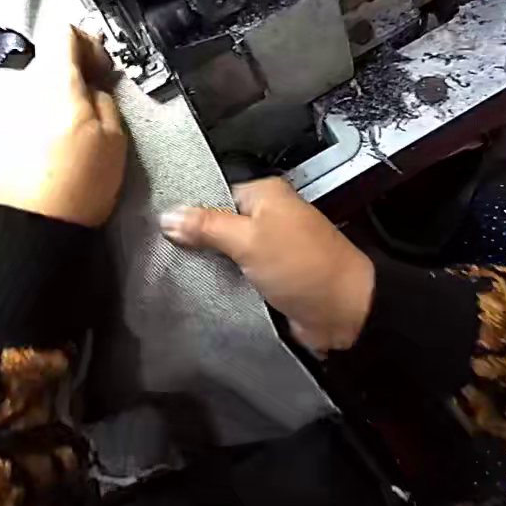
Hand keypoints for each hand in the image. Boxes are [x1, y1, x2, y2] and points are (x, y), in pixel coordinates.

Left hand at [0, 26, 126, 225]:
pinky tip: (46, 151)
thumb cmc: (75, 187)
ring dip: (49, 102)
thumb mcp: (115, 138)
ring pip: (29, 90)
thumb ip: (105, 99)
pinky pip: (14, 115)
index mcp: (52, 81)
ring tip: (68, 136)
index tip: (100, 67)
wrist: (28, 231)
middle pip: (46, 63)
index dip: (89, 44)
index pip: (65, 33)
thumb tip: (94, 89)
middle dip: (70, 78)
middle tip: (91, 106)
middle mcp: (16, 87)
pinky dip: (31, 123)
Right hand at [159, 178, 373, 353]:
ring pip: (227, 252)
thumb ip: (207, 226)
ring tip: (176, 274)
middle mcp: (268, 215)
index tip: (161, 230)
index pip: (215, 194)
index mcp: (265, 194)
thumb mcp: (248, 240)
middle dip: (197, 241)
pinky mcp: (271, 275)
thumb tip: (168, 216)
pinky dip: (224, 282)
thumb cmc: (303, 265)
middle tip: (164, 255)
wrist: (343, 311)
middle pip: (219, 224)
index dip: (190, 212)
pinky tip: (200, 289)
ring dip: (210, 265)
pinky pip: (239, 274)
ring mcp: (270, 247)